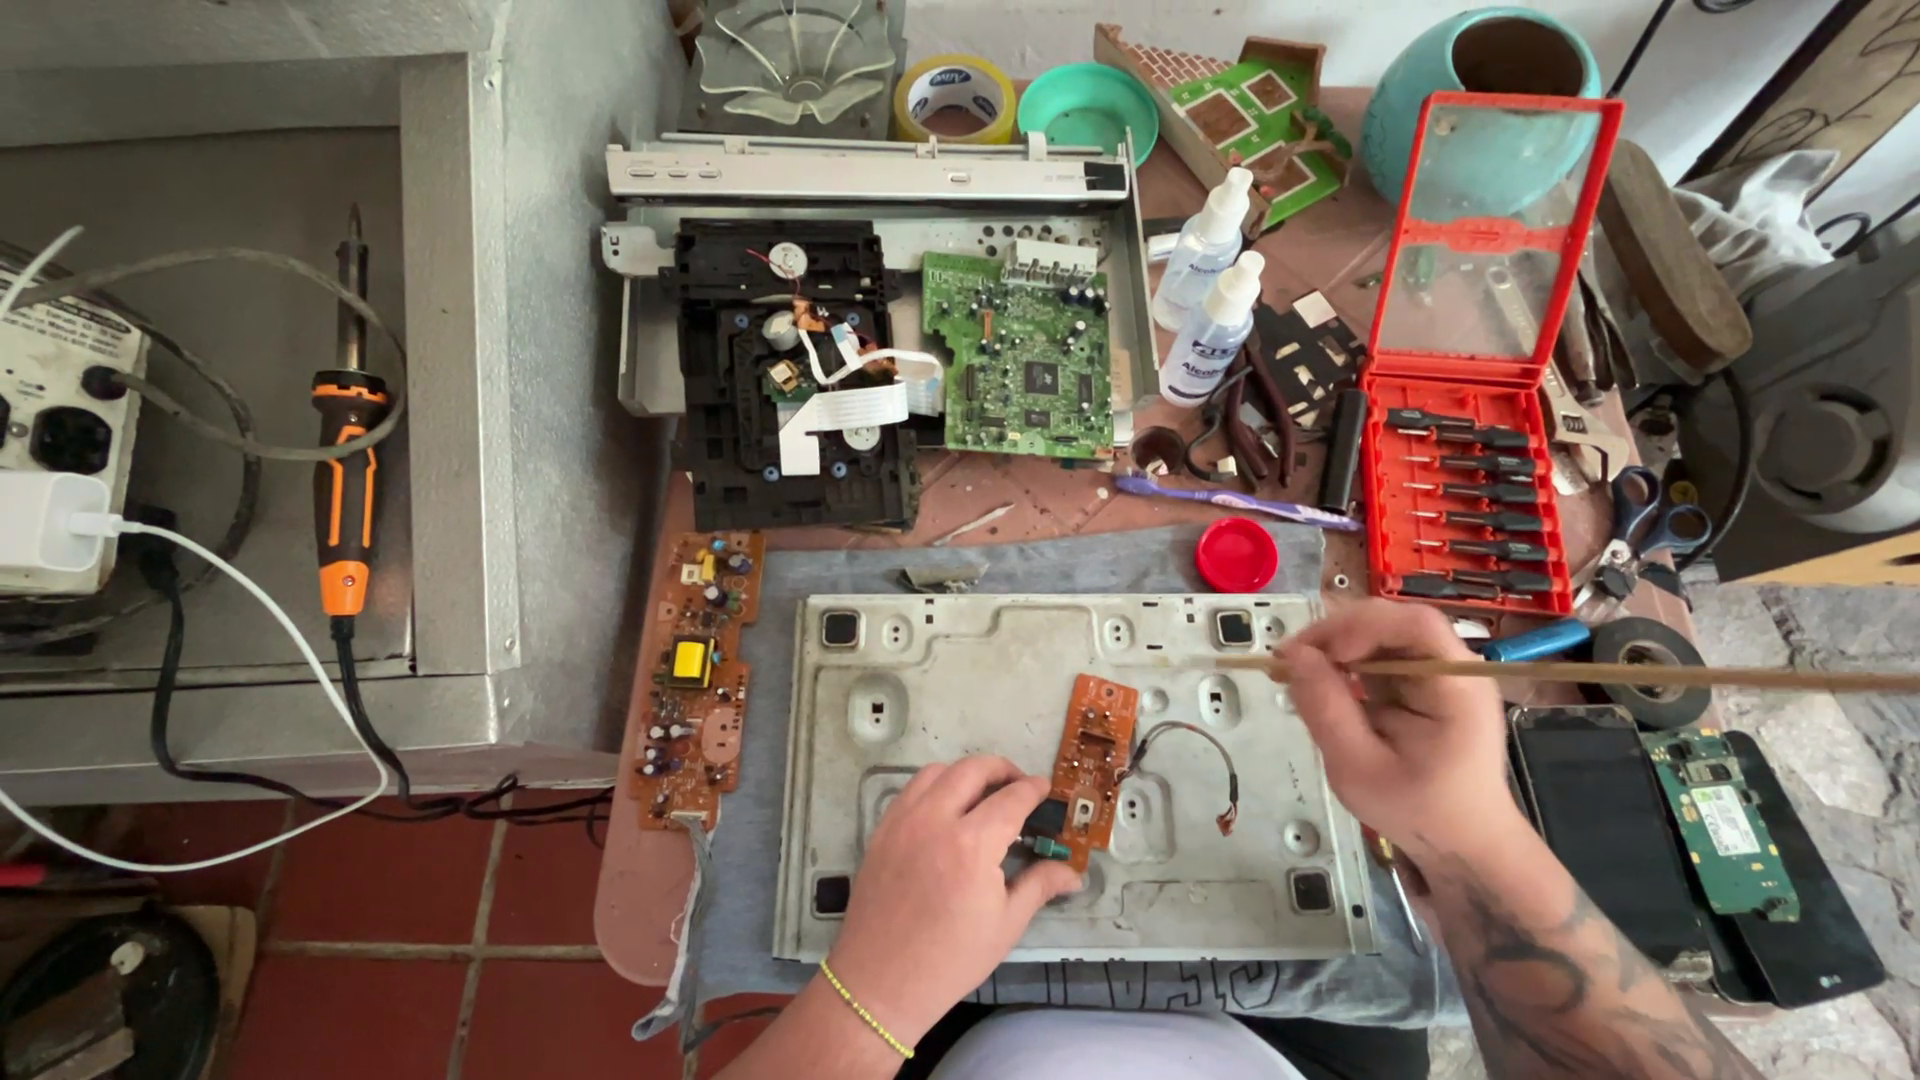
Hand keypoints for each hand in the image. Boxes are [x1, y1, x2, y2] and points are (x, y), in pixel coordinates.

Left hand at [825, 756, 1080, 1044]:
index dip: (1032, 789)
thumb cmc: (950, 959)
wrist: (881, 982)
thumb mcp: (1005, 925)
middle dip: (1002, 769)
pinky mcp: (882, 829)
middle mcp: (935, 820)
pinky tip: (946, 809)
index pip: (1011, 798)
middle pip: (972, 769)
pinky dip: (934, 786)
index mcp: (972, 845)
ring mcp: (903, 821)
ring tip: (982, 793)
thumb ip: (1039, 885)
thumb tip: (1073, 873)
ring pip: (938, 771)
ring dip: (965, 773)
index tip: (1044, 788)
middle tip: (1017, 784)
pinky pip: (911, 789)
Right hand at [1279, 599, 1518, 864]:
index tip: (1320, 656)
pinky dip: (1343, 662)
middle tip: (1290, 660)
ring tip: (1296, 671)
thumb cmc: (1417, 811)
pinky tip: (1318, 681)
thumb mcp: (1357, 767)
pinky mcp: (1421, 684)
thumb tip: (1292, 655)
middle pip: (1393, 622)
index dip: (1362, 626)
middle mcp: (1453, 669)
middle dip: (1336, 633)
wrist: (1462, 845)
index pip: (1415, 625)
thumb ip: (1326, 708)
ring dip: (1334, 646)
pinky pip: (1377, 655)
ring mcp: (1438, 674)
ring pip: (1380, 634)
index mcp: (1455, 687)